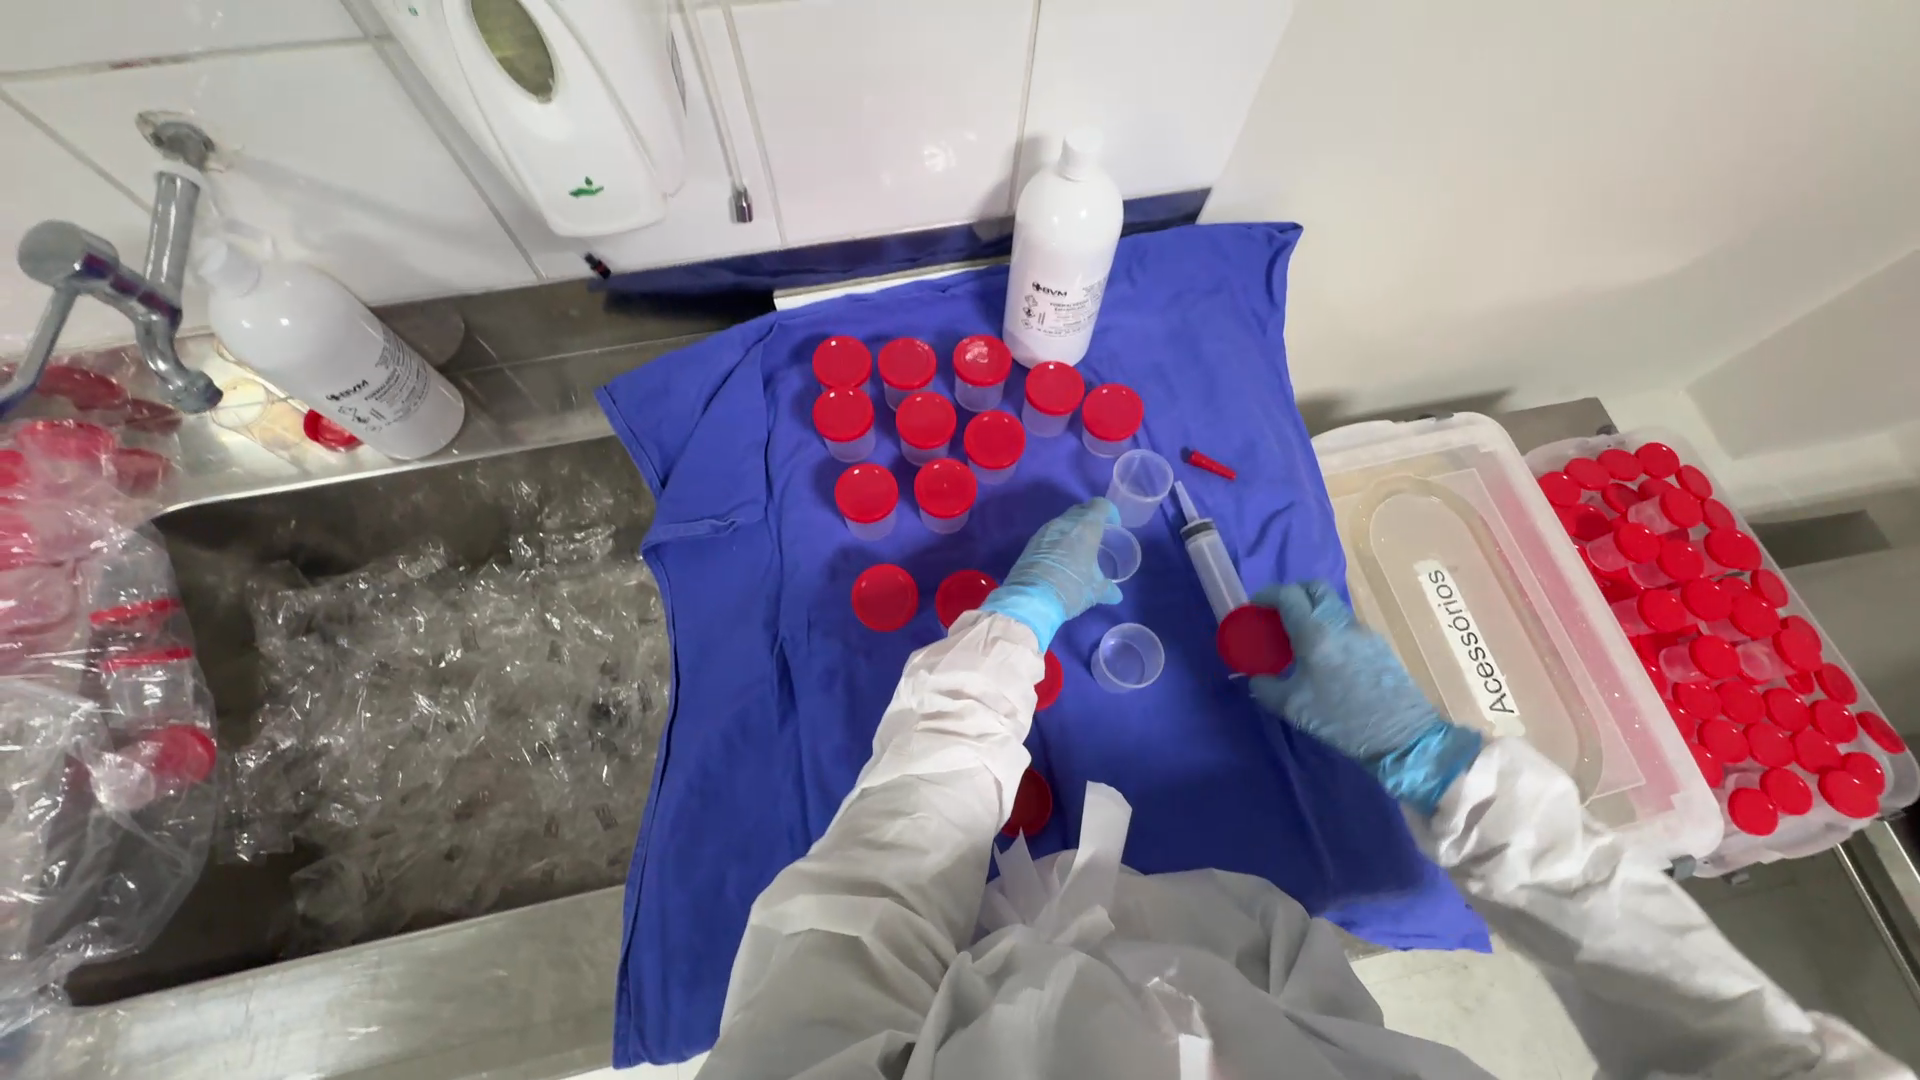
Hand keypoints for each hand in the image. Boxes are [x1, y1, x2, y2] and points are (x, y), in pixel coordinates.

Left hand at [978, 498, 1122, 648]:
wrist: (1030, 600)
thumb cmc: (1070, 589)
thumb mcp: (1094, 591)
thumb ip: (1107, 589)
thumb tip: (1115, 595)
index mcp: (1085, 528)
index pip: (1100, 505)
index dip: (1110, 512)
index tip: (1114, 526)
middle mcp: (1064, 523)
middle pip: (1081, 510)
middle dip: (1092, 518)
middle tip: (1098, 536)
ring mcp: (1045, 531)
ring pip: (1064, 521)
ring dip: (1074, 529)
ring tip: (1079, 548)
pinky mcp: (1031, 542)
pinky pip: (1050, 533)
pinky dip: (1059, 538)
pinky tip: (1061, 557)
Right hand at [1248, 581, 1481, 814]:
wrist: (1404, 736)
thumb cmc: (1342, 720)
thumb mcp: (1292, 708)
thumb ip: (1265, 688)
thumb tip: (1256, 678)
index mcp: (1315, 634)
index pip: (1288, 595)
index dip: (1266, 594)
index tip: (1254, 605)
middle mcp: (1340, 624)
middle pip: (1315, 588)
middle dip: (1292, 593)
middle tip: (1278, 612)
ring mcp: (1363, 632)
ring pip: (1332, 606)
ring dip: (1312, 611)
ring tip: (1300, 637)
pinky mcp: (1379, 645)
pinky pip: (1346, 624)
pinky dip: (1329, 628)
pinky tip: (1325, 656)